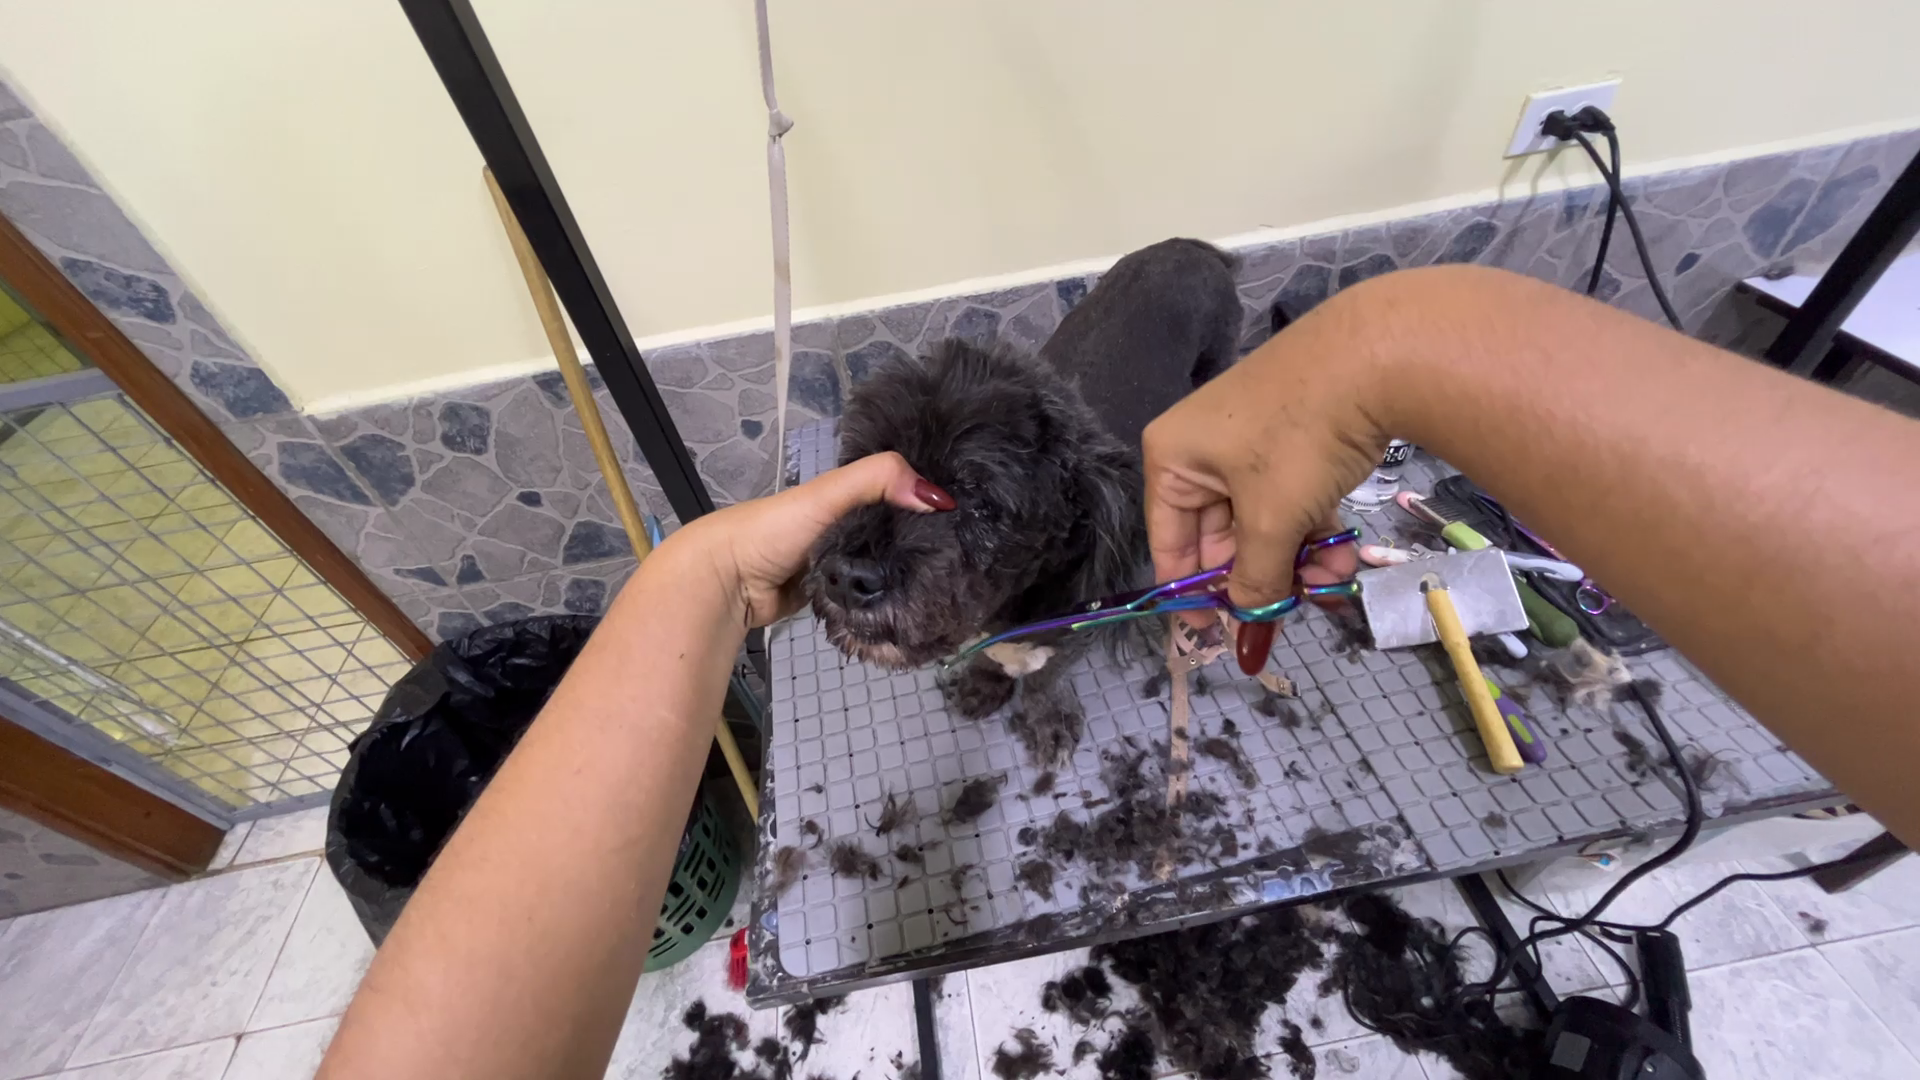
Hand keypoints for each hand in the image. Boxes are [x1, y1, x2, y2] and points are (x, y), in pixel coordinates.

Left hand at [671, 452, 952, 628]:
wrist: (728, 582)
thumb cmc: (776, 529)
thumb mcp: (829, 494)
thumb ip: (878, 481)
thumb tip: (940, 498)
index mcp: (846, 494)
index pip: (899, 488)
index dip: (929, 494)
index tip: (973, 510)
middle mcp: (848, 524)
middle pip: (898, 529)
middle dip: (926, 539)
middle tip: (972, 553)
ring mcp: (843, 560)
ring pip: (888, 563)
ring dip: (911, 572)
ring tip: (955, 578)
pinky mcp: (839, 593)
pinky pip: (873, 593)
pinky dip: (890, 596)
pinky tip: (920, 600)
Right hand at [1141, 302, 1386, 667]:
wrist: (1380, 349)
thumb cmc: (1299, 438)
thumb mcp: (1271, 518)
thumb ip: (1254, 579)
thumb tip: (1245, 632)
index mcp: (1171, 460)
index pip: (1169, 542)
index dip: (1192, 592)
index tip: (1216, 634)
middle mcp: (1198, 450)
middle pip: (1218, 535)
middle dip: (1258, 575)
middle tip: (1288, 612)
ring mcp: (1246, 440)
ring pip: (1259, 519)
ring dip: (1292, 557)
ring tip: (1331, 582)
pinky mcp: (1289, 434)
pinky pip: (1286, 495)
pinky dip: (1309, 525)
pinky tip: (1342, 552)